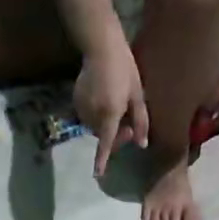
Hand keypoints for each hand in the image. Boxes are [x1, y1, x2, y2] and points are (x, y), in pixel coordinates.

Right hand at [73, 45, 149, 177]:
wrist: (100, 46)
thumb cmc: (124, 67)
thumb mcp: (137, 94)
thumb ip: (140, 122)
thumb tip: (142, 145)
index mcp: (110, 113)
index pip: (106, 142)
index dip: (101, 159)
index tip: (97, 174)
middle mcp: (93, 114)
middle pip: (103, 136)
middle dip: (115, 136)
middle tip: (128, 125)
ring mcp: (82, 108)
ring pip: (95, 128)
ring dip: (105, 126)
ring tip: (115, 109)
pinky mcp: (76, 102)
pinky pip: (87, 117)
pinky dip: (96, 116)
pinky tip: (103, 101)